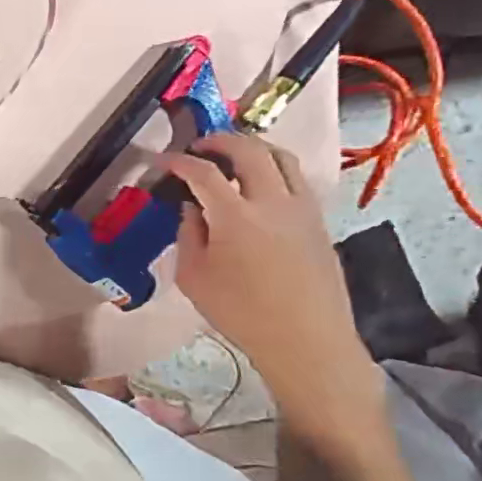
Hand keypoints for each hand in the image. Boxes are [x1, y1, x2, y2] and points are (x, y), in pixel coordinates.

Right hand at [166, 133, 381, 427]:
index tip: (162, 160)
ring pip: (282, 158)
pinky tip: (258, 185)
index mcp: (235, 217)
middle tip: (199, 146)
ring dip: (254, 148)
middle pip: (250, 150)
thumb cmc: (239, 312)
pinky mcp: (319, 222)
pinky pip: (296, 180)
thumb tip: (193, 209)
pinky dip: (273, 169)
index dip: (179, 162)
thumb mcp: (193, 276)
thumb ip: (189, 234)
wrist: (305, 340)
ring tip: (232, 156)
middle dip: (221, 141)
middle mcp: (273, 203)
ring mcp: (302, 209)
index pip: (203, 173)